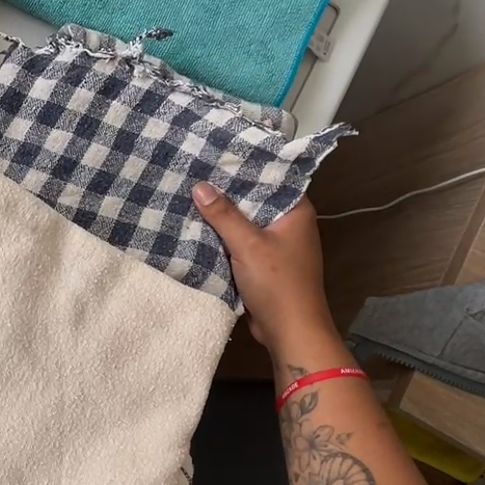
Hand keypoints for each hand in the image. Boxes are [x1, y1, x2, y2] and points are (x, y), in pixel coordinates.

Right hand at [192, 183, 333, 352]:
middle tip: (194, 171)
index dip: (245, 166)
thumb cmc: (278, 283)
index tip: (215, 154)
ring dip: (221, 215)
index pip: (271, 178)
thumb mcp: (248, 244)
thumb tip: (200, 186)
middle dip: (226, 191)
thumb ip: (223, 214)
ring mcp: (275, 244)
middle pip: (254, 200)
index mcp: (296, 212)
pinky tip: (195, 227)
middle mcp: (288, 224)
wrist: (289, 330)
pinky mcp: (262, 262)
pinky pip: (239, 241)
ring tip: (188, 194)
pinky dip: (221, 236)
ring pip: (244, 222)